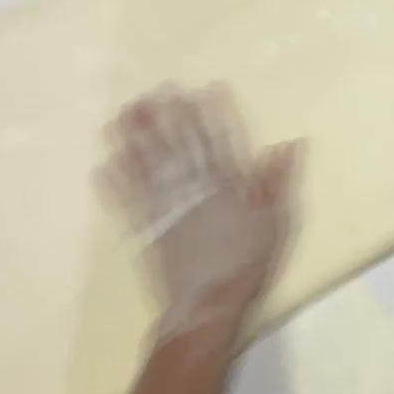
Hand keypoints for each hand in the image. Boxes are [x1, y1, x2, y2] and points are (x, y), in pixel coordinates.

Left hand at [101, 84, 300, 341]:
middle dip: (168, 118)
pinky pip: (129, 202)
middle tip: (153, 91)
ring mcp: (167, 209)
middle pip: (179, 148)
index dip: (211, 114)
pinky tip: (106, 163)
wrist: (207, 305)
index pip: (219, 142)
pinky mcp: (147, 230)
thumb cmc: (246, 261)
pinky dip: (118, 183)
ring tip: (123, 114)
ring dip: (136, 140)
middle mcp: (194, 191)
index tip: (203, 88)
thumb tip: (288, 143)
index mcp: (226, 186)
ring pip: (150, 167)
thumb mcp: (275, 220)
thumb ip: (277, 180)